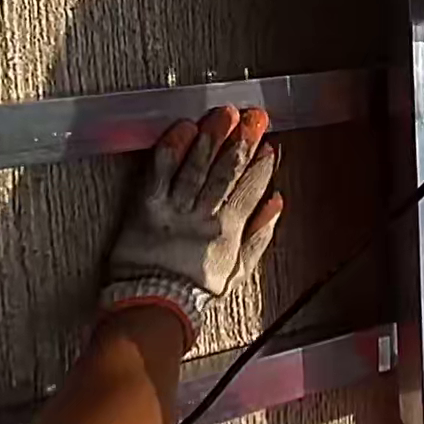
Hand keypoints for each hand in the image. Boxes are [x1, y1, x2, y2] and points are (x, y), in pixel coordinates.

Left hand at [109, 106, 283, 297]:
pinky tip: (183, 129)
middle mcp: (204, 216)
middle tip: (254, 117)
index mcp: (229, 230)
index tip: (269, 143)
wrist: (152, 308)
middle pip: (227, 172)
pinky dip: (172, 150)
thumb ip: (260, 234)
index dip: (261, 165)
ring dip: (213, 138)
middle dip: (243, 141)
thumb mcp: (239, 271)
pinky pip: (160, 174)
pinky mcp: (147, 208)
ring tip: (225, 114)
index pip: (250, 189)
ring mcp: (175, 210)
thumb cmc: (195, 292)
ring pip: (198, 168)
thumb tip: (276, 202)